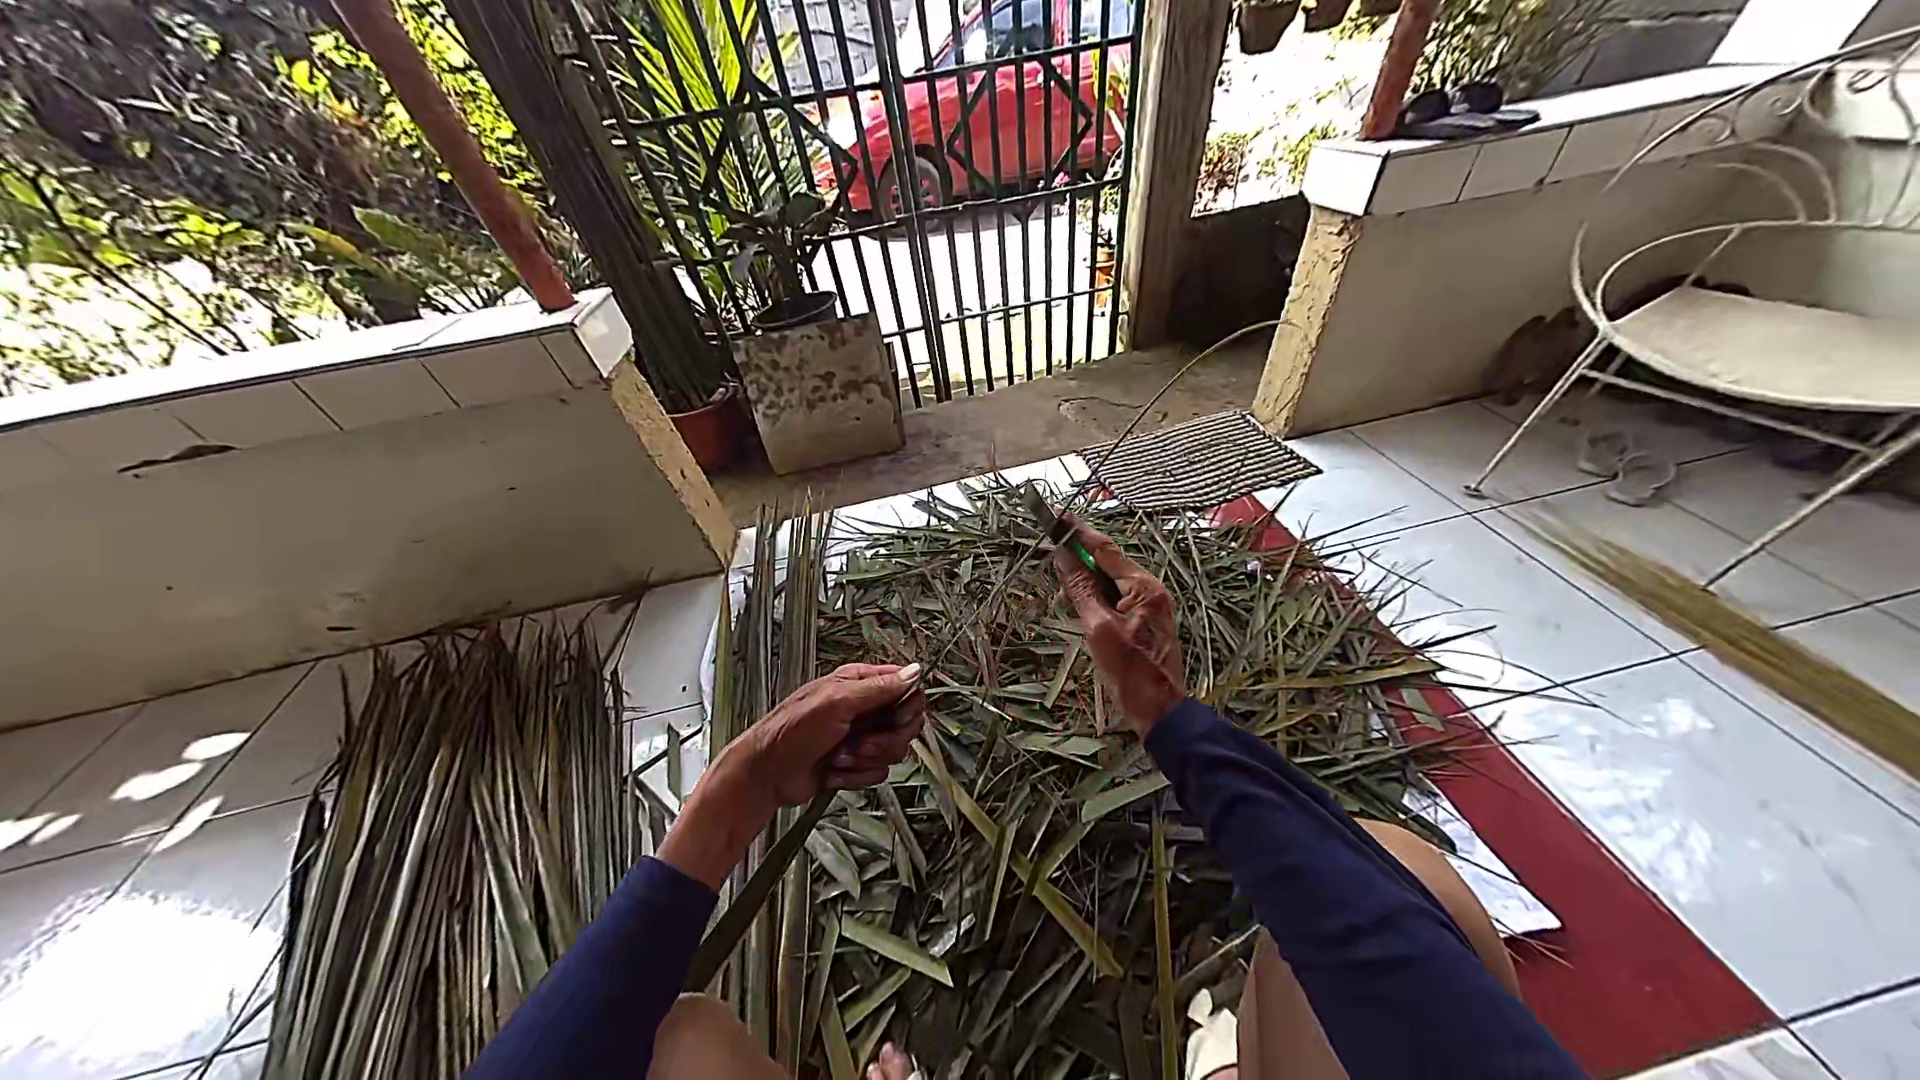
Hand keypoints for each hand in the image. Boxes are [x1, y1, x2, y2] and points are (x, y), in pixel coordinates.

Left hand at [732, 662, 928, 804]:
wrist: (766, 774)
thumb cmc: (791, 731)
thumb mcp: (837, 702)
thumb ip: (878, 688)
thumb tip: (913, 672)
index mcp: (859, 682)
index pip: (906, 687)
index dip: (907, 705)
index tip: (895, 718)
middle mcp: (864, 706)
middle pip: (906, 722)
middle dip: (886, 739)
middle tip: (862, 743)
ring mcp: (861, 735)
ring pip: (895, 749)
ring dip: (867, 758)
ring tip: (841, 756)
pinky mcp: (857, 762)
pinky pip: (878, 771)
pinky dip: (857, 775)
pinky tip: (835, 769)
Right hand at [1053, 518, 1185, 737]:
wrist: (1159, 709)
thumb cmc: (1130, 671)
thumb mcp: (1098, 628)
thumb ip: (1081, 589)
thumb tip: (1063, 557)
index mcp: (1144, 587)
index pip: (1105, 549)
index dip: (1078, 532)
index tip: (1056, 517)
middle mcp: (1150, 589)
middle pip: (1108, 563)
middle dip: (1078, 556)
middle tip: (1049, 549)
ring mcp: (1149, 604)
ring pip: (1110, 581)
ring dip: (1084, 579)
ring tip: (1059, 582)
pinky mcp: (1144, 620)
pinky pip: (1115, 597)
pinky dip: (1094, 596)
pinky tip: (1077, 603)